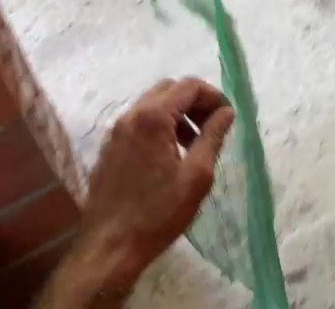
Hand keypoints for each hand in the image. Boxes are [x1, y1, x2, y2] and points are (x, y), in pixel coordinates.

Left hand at [76, 77, 235, 288]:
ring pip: (151, 105)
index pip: (189, 85)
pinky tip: (167, 157)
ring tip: (192, 145)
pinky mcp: (108, 149)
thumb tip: (226, 111)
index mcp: (153, 117)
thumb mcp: (196, 176)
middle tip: (211, 127)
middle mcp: (130, 115)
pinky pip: (137, 123)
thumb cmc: (157, 213)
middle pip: (169, 89)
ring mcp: (115, 131)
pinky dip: (157, 127)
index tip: (226, 116)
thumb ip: (213, 136)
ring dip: (176, 114)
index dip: (212, 95)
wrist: (108, 250)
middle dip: (194, 102)